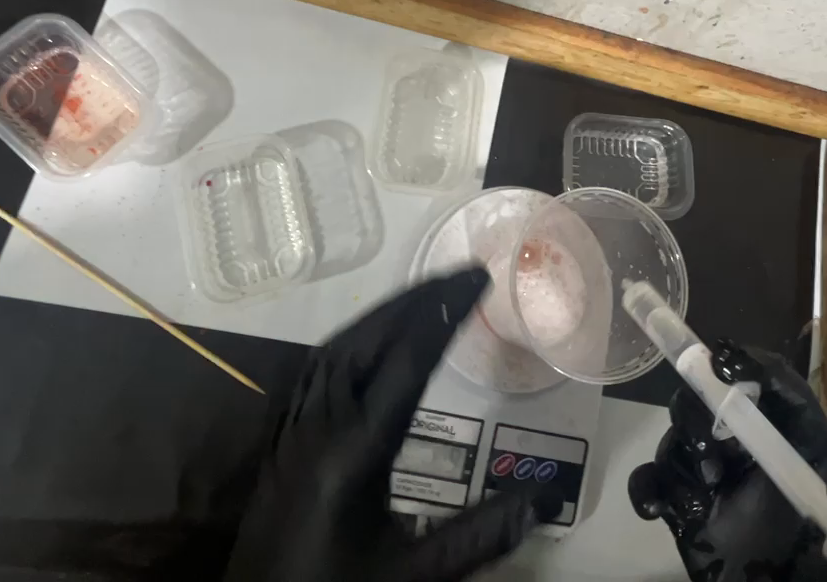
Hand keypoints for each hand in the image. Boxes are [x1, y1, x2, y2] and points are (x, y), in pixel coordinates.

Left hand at [223, 267, 559, 581]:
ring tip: (425, 296)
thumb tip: (545, 495)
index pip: (409, 359)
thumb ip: (480, 534)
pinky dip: (351, 338)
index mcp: (357, 450)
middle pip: (369, 339)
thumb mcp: (414, 577)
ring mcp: (294, 427)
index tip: (478, 278)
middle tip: (461, 275)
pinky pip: (316, 367)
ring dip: (383, 314)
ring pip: (338, 346)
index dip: (446, 311)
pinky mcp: (282, 437)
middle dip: (417, 299)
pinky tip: (368, 340)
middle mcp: (321, 424)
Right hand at [628, 341, 826, 581]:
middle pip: (707, 399)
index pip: (765, 380)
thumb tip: (805, 449)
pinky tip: (658, 508)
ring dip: (681, 449)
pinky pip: (652, 484)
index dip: (743, 363)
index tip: (724, 364)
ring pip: (676, 438)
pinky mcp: (684, 513)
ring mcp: (711, 480)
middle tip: (712, 442)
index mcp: (788, 437)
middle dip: (701, 406)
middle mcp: (746, 449)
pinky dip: (646, 488)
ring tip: (704, 493)